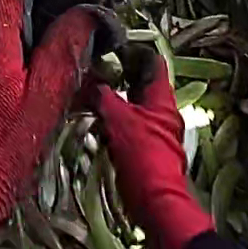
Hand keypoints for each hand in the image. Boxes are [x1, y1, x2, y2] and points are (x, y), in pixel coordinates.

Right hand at [91, 47, 214, 248]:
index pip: (152, 60)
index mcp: (162, 97)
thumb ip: (101, 93)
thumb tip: (85, 76)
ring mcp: (155, 128)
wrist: (156, 204)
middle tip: (93, 63)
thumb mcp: (116, 118)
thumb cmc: (141, 155)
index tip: (109, 43)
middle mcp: (162, 110)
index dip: (132, 49)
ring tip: (89, 85)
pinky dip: (114, 114)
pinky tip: (95, 113)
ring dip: (114, 94)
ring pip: (133, 101)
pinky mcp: (146, 145)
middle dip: (118, 71)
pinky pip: (129, 120)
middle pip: (140, 80)